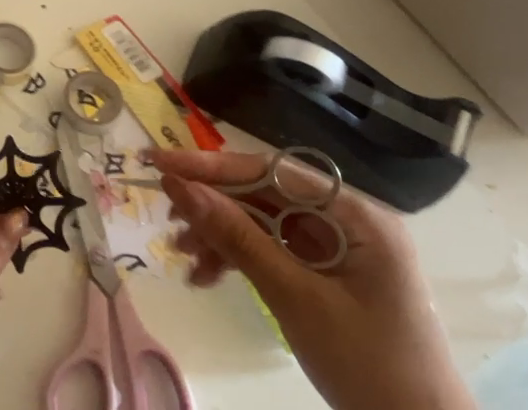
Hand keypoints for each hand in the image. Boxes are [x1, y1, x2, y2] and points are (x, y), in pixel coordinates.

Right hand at [153, 149, 474, 409]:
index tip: (159, 163)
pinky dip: (238, 259)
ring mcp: (341, 250)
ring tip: (186, 260)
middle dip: (213, 207)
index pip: (272, 171)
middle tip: (168, 221)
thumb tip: (179, 186)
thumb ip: (237, 237)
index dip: (211, 165)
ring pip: (263, 222)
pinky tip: (208, 276)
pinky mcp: (330, 275)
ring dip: (220, 237)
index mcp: (358, 217)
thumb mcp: (295, 298)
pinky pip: (273, 250)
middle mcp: (351, 222)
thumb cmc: (368, 365)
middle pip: (265, 194)